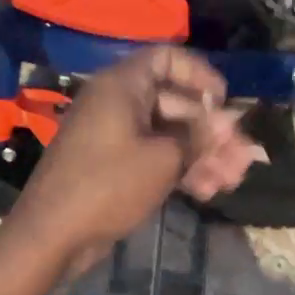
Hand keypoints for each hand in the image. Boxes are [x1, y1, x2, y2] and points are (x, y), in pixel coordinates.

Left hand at [7, 47, 255, 262]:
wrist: (51, 235)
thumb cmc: (108, 185)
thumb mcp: (163, 159)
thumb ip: (200, 137)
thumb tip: (229, 123)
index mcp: (122, 86)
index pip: (166, 58)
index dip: (200, 74)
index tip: (225, 100)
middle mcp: (117, 102)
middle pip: (174, 102)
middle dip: (211, 129)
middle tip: (242, 155)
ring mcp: (114, 134)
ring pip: (168, 134)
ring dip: (201, 154)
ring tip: (231, 180)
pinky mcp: (113, 164)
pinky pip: (154, 155)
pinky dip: (179, 168)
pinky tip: (207, 191)